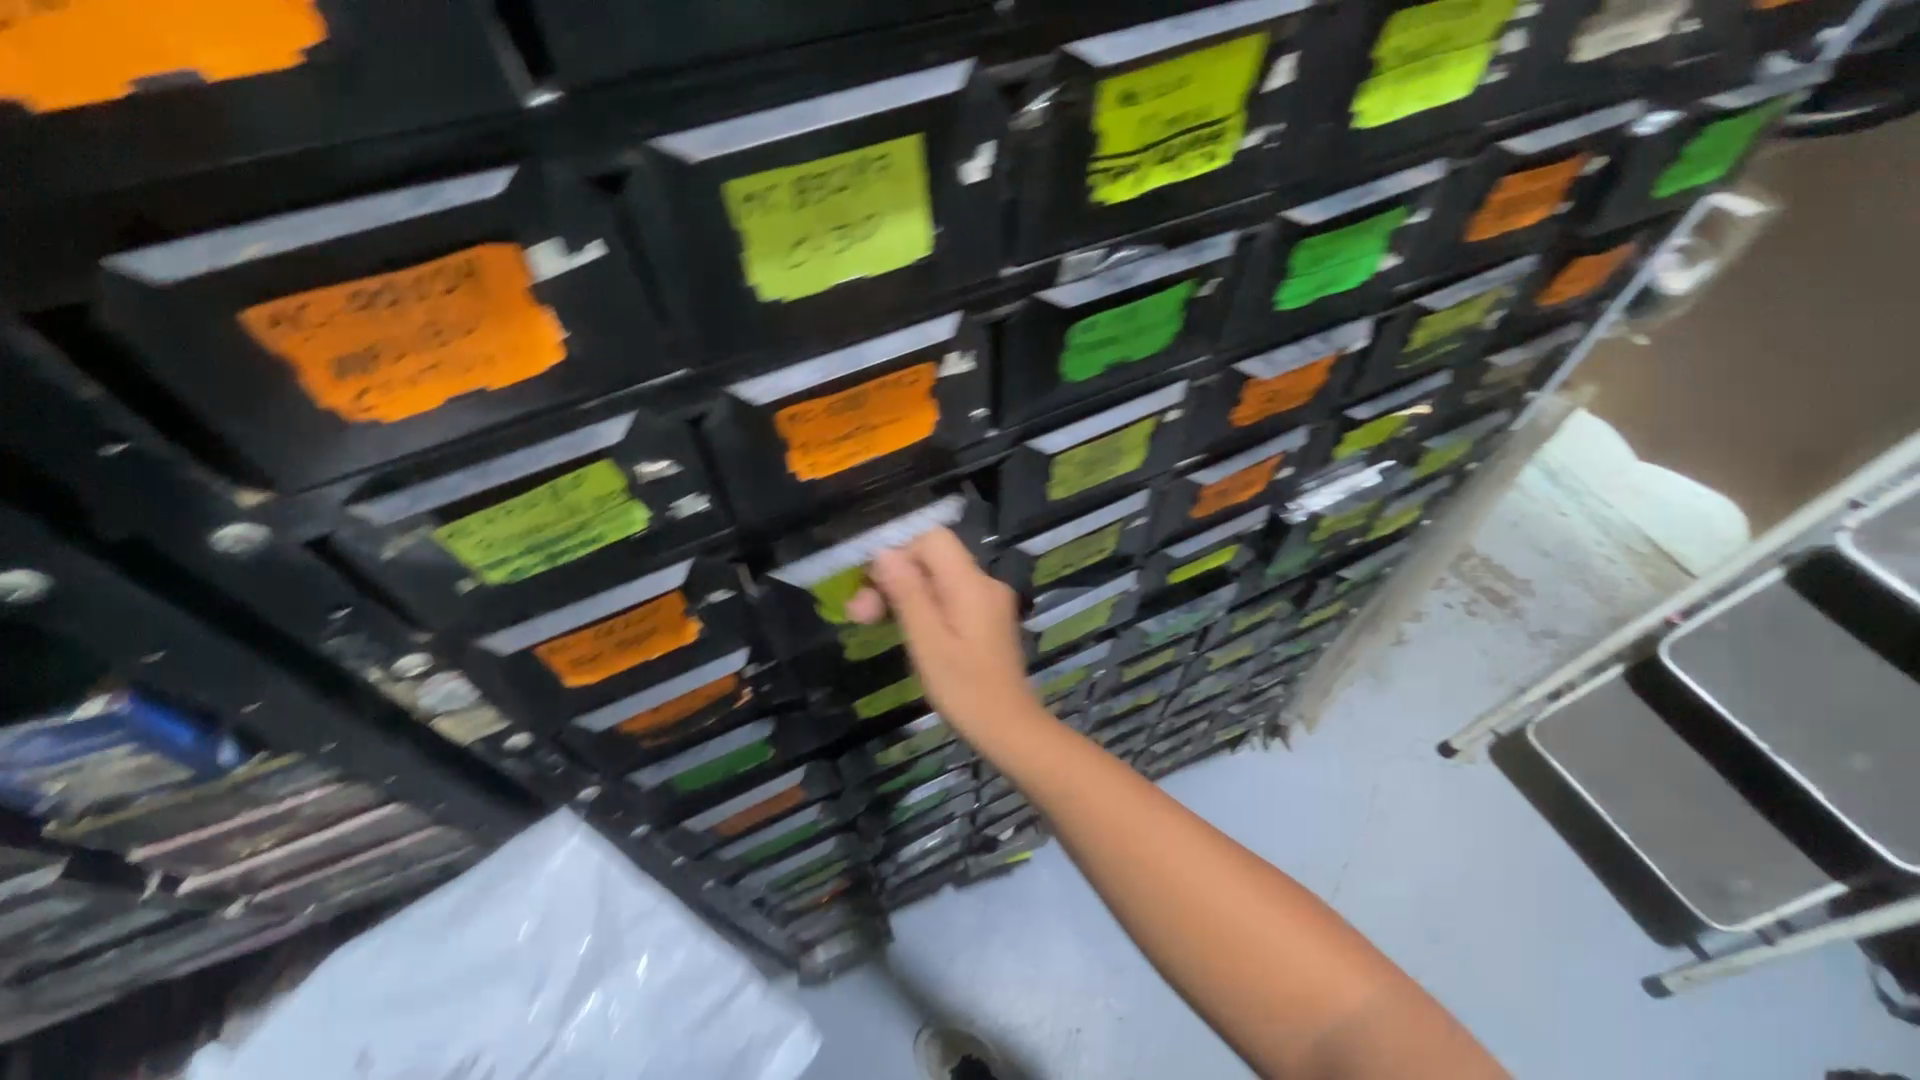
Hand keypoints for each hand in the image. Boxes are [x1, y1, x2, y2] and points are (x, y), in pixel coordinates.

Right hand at [846, 528, 1050, 741]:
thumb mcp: (927, 642)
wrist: (1009, 728)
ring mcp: (989, 602)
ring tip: (872, 623)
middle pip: (933, 560)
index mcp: (971, 584)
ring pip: (939, 580)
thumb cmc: (964, 689)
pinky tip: (906, 632)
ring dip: (905, 595)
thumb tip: (884, 552)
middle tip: (860, 614)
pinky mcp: (987, 620)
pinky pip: (951, 599)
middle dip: (894, 579)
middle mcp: (984, 584)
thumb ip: (907, 593)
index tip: (873, 588)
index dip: (899, 555)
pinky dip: (925, 608)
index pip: (932, 540)